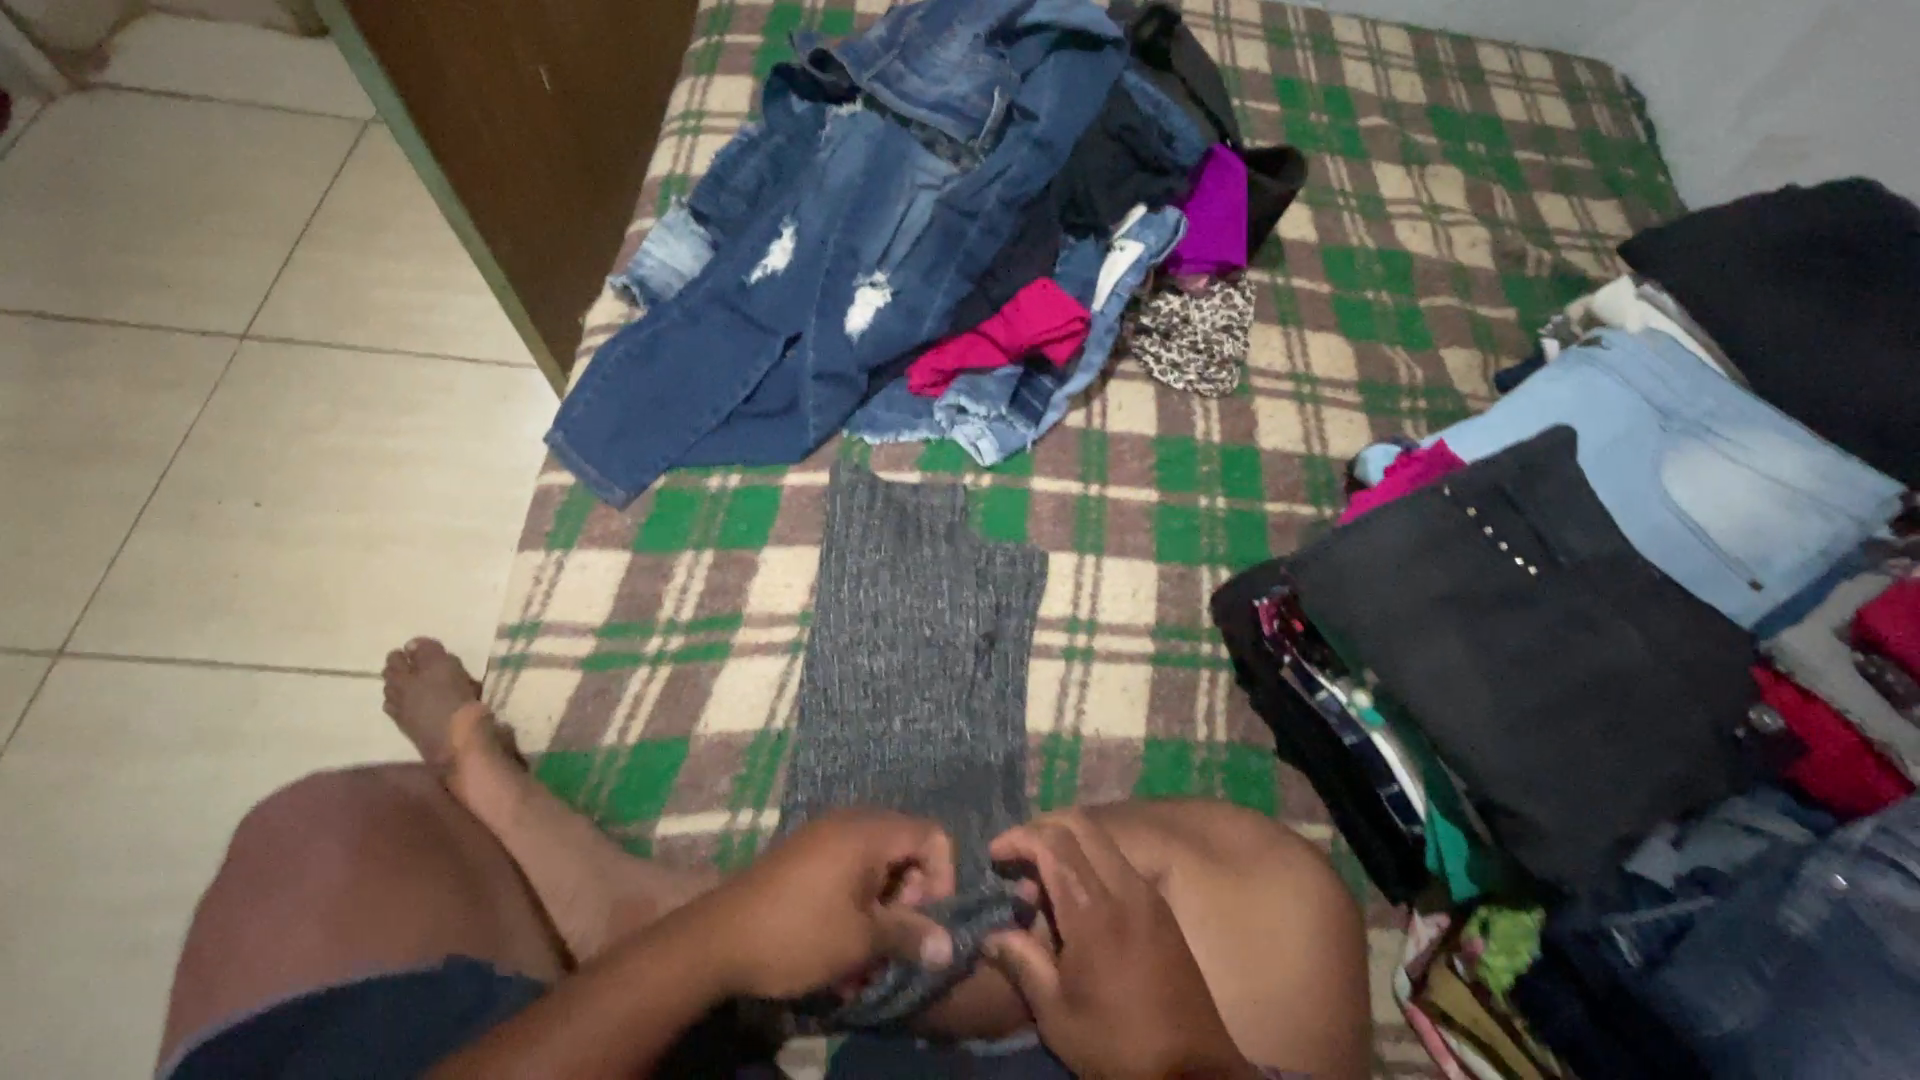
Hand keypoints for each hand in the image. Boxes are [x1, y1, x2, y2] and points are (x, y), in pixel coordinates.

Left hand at [697, 809, 956, 999]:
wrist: (716, 940)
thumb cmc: (798, 934)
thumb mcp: (861, 941)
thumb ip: (910, 936)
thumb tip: (949, 945)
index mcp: (869, 832)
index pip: (932, 835)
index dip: (942, 877)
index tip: (924, 918)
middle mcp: (849, 822)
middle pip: (905, 848)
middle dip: (909, 896)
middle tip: (892, 936)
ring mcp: (822, 836)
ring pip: (875, 865)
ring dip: (880, 907)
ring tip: (865, 951)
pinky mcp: (803, 856)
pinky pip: (847, 870)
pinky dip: (855, 902)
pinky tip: (840, 944)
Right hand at [983, 811, 1255, 1079]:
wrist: (1192, 1074)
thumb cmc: (1116, 1044)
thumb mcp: (1056, 1013)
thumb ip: (1022, 961)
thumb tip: (991, 934)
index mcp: (1095, 910)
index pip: (1054, 842)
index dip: (1019, 837)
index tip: (995, 853)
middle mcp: (1126, 888)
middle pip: (1082, 825)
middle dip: (1042, 828)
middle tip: (1016, 858)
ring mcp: (1150, 896)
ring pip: (1102, 842)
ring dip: (1067, 848)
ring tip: (1040, 890)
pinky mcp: (1162, 910)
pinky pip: (1119, 865)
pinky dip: (1089, 865)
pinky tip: (1074, 903)